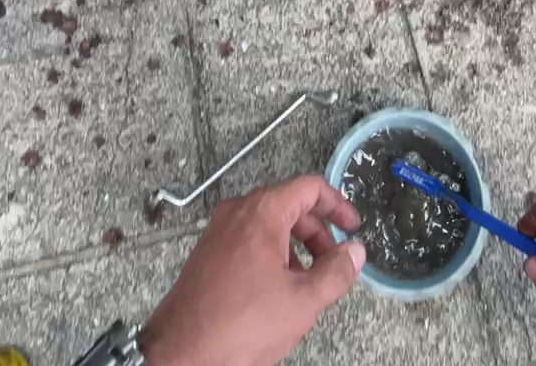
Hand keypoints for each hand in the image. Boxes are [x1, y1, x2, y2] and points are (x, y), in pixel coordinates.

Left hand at [141, 175, 365, 365]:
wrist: (180, 354)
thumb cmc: (241, 324)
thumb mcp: (301, 302)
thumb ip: (335, 273)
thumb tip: (356, 252)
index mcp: (263, 211)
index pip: (310, 187)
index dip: (338, 204)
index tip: (353, 228)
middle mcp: (239, 210)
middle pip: (290, 205)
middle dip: (318, 233)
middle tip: (334, 264)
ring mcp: (219, 229)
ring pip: (269, 224)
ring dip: (296, 246)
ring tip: (307, 283)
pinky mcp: (208, 251)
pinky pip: (249, 239)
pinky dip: (272, 253)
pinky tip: (276, 291)